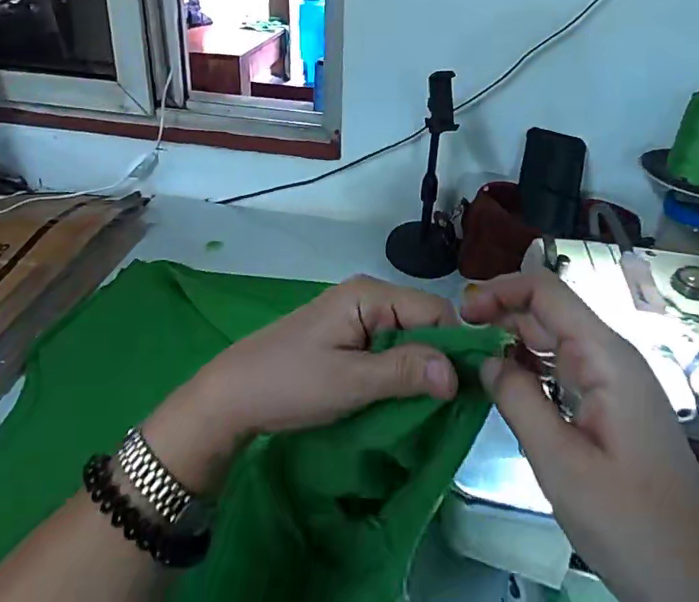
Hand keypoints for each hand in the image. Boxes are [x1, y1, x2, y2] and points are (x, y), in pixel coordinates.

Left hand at [142, 276, 459, 496]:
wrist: (231, 395)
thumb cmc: (289, 384)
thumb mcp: (350, 381)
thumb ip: (404, 371)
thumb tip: (457, 372)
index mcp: (370, 294)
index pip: (435, 311)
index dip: (454, 347)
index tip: (467, 390)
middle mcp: (368, 295)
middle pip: (424, 321)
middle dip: (438, 359)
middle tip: (448, 404)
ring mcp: (357, 314)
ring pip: (408, 336)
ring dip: (419, 368)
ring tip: (428, 404)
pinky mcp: (348, 334)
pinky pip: (389, 345)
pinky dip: (399, 370)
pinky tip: (403, 396)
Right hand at [462, 270, 698, 601]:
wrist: (693, 577)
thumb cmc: (629, 520)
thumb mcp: (561, 463)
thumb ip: (519, 401)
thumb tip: (487, 361)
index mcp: (604, 356)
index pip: (548, 291)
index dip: (501, 290)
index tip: (462, 312)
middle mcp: (609, 357)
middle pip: (548, 313)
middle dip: (500, 316)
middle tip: (456, 340)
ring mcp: (612, 381)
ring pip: (553, 341)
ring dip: (512, 343)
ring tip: (471, 358)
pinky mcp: (609, 405)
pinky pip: (562, 370)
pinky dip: (530, 370)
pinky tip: (505, 385)